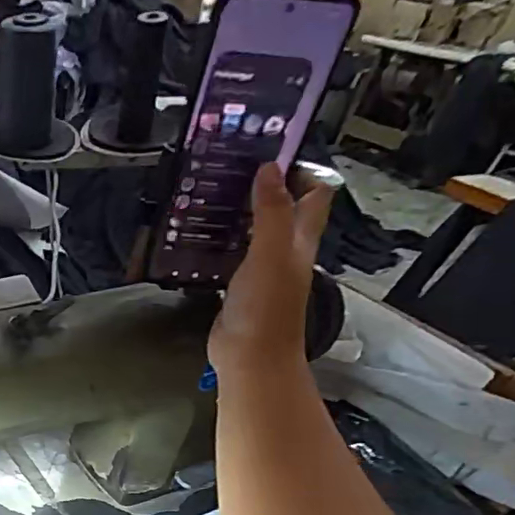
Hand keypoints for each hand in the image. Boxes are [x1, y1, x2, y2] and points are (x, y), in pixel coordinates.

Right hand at [208, 163, 333, 376]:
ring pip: (254, 232)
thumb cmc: (265, 307)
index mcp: (300, 241)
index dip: (301, 171)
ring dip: (238, 213)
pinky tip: (200, 233)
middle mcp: (285, 253)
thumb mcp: (271, 253)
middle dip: (264, 187)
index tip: (270, 154)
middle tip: (231, 168)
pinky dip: (220, 242)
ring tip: (211, 192)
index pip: (314, 195)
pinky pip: (232, 256)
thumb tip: (270, 168)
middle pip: (282, 210)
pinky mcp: (238, 289)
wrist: (249, 360)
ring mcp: (261, 272)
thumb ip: (272, 211)